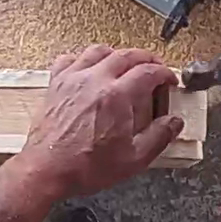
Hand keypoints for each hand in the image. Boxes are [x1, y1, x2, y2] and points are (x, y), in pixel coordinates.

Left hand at [11, 46, 185, 200]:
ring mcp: (72, 80)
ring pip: (97, 51)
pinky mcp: (55, 85)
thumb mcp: (133, 159)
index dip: (164, 73)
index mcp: (117, 96)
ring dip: (116, 54)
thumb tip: (174, 123)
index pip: (148, 71)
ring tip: (125, 64)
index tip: (169, 81)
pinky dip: (82, 59)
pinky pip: (68, 60)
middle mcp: (94, 81)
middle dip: (146, 58)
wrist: (47, 170)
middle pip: (126, 54)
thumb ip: (158, 137)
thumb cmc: (84, 167)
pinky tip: (87, 68)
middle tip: (154, 68)